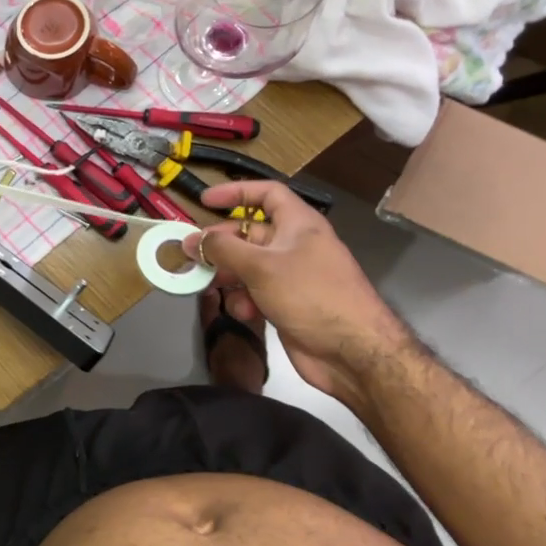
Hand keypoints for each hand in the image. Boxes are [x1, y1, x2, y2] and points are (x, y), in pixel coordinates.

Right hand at [184, 180, 413, 407]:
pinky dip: (244, 299)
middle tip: (194, 254)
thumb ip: (222, 249)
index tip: (205, 201)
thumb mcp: (260, 266)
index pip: (267, 194)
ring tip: (213, 286)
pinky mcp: (288, 303)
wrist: (354, 352)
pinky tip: (243, 312)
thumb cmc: (310, 295)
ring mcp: (292, 276)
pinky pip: (255, 291)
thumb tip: (192, 240)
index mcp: (299, 225)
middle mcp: (296, 246)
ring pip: (248, 265)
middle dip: (222, 243)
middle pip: (250, 233)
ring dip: (228, 275)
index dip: (236, 192)